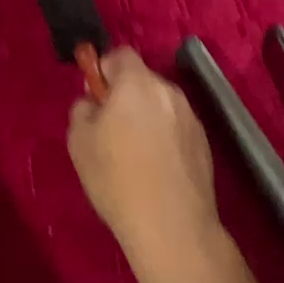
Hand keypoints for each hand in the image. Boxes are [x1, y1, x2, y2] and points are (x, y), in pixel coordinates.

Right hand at [67, 49, 219, 248]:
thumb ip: (82, 108)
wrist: (172, 228)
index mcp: (137, 82)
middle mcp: (168, 92)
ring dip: (146, 116)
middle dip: (125, 95)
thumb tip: (94, 102)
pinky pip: (176, 128)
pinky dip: (164, 138)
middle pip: (142, 80)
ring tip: (135, 153)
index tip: (95, 98)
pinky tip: (156, 169)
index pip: (120, 54)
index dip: (104, 70)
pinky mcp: (205, 145)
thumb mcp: (78, 139)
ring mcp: (191, 118)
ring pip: (160, 105)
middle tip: (110, 128)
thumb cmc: (117, 178)